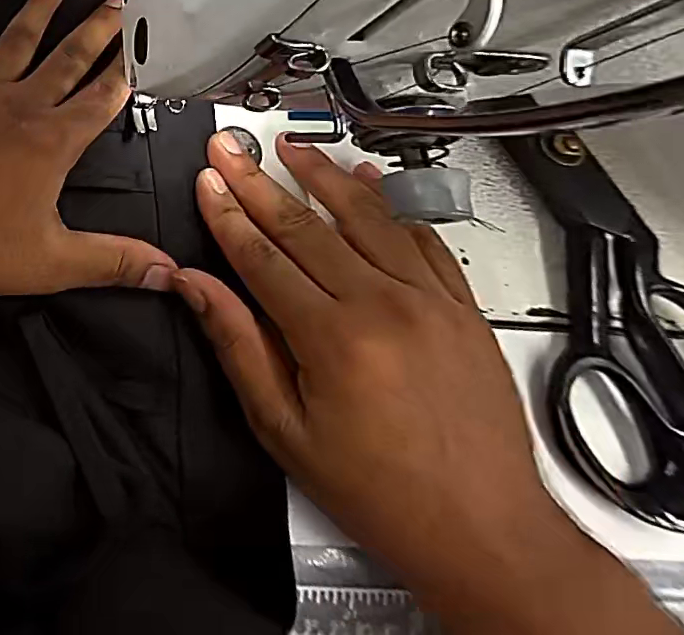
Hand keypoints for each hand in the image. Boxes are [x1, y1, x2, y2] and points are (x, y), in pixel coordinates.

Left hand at [0, 0, 176, 300]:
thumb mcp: (50, 262)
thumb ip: (112, 262)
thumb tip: (166, 271)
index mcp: (52, 141)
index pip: (102, 98)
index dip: (127, 71)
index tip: (144, 44)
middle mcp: (19, 106)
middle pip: (68, 58)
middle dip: (97, 28)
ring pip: (17, 39)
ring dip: (39, 8)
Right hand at [173, 133, 678, 634]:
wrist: (489, 535)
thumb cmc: (379, 489)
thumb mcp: (281, 426)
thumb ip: (237, 344)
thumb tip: (194, 286)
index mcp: (334, 340)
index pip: (262, 255)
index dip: (226, 213)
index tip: (206, 180)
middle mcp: (386, 309)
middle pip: (304, 226)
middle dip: (257, 180)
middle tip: (229, 147)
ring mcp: (432, 304)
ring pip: (366, 218)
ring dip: (322, 176)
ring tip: (291, 147)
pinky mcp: (463, 310)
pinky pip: (423, 240)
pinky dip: (390, 205)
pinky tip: (367, 180)